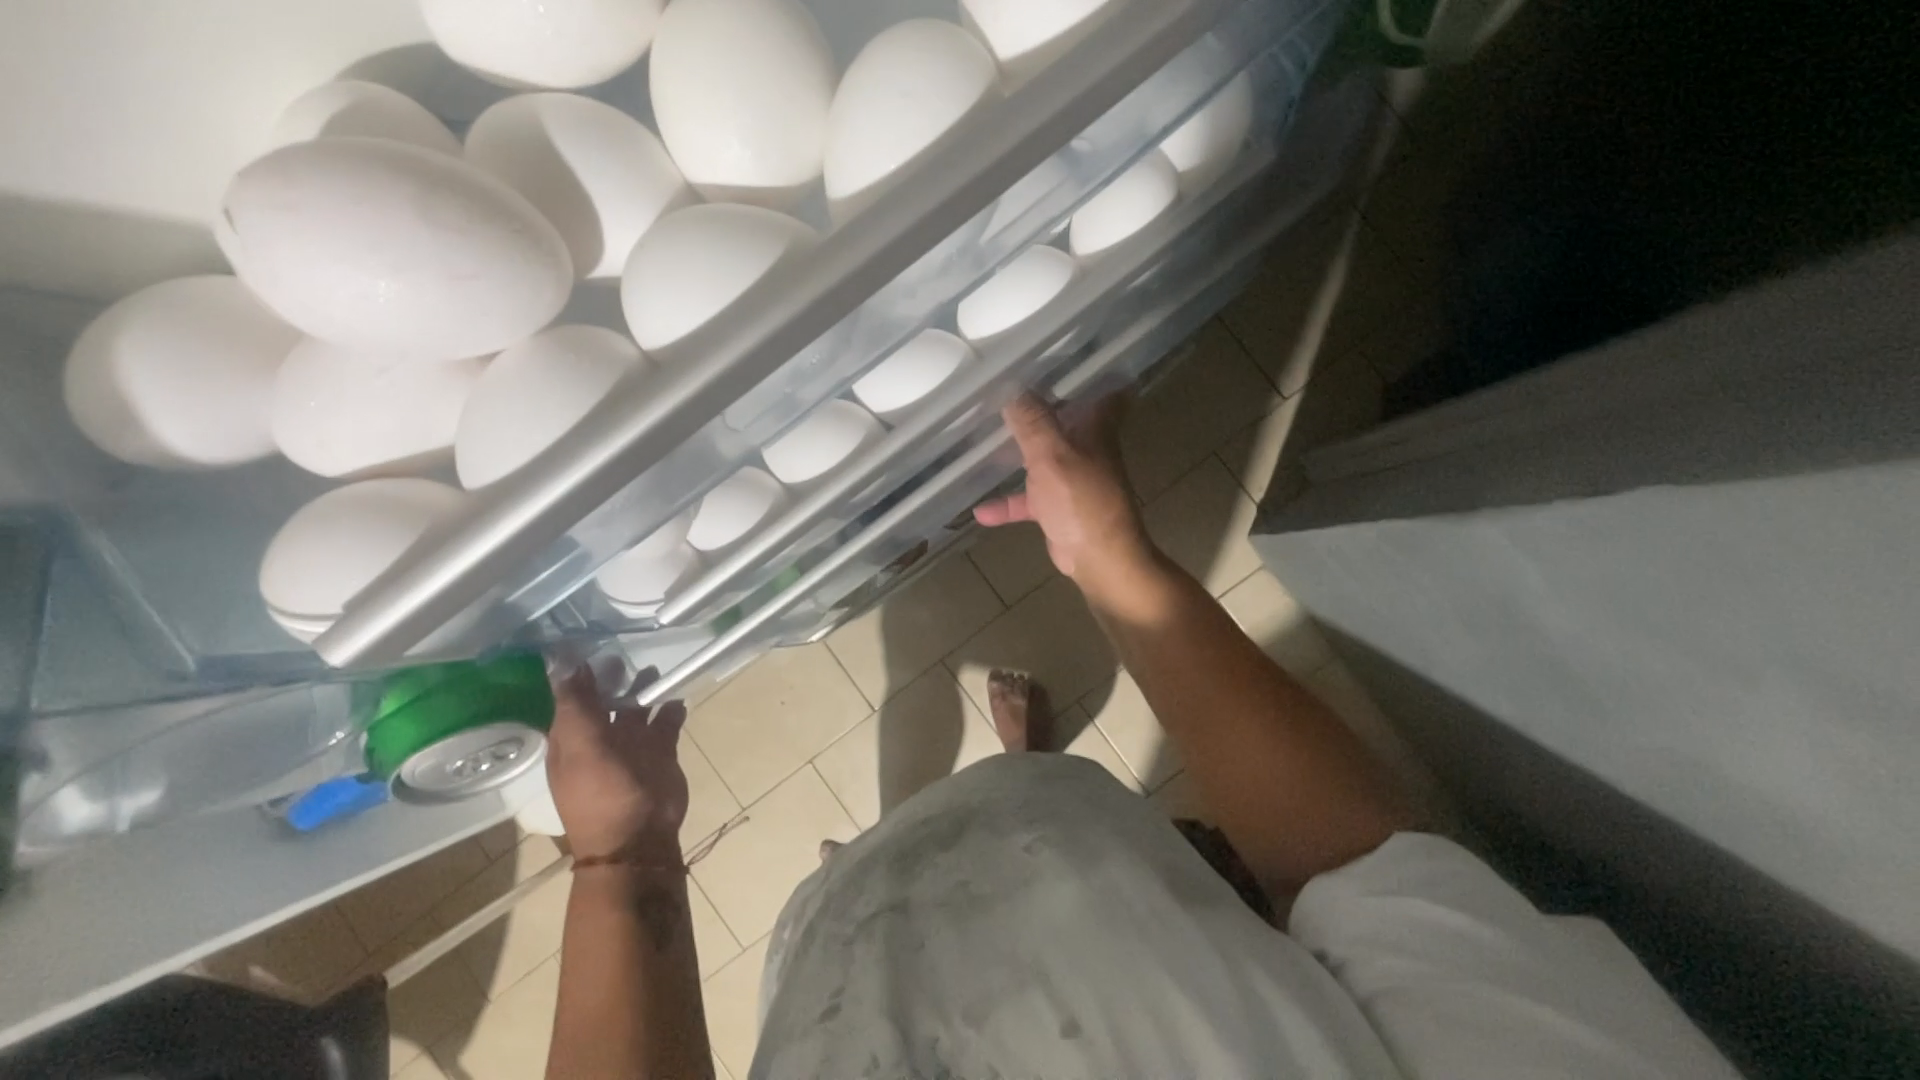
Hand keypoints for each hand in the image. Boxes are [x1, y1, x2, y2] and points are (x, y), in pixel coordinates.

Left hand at [546, 665, 689, 861]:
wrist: (639, 837)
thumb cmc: (603, 793)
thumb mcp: (581, 746)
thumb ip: (575, 705)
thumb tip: (565, 663)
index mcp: (572, 739)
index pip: (573, 698)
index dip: (580, 674)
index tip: (592, 644)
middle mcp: (601, 739)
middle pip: (607, 700)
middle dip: (615, 677)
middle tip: (625, 654)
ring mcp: (633, 747)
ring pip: (637, 709)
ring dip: (644, 689)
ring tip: (655, 669)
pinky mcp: (661, 754)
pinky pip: (666, 723)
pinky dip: (672, 708)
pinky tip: (677, 695)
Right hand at [974, 393, 1154, 593]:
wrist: (1098, 557)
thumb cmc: (1081, 499)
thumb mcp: (1051, 454)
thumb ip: (1031, 421)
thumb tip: (1011, 389)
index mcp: (1094, 430)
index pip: (1103, 393)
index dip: (1090, 377)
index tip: (1063, 361)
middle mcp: (1086, 450)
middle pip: (1065, 422)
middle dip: (1040, 409)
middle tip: (1006, 392)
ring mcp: (1072, 480)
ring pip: (1043, 458)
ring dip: (1020, 452)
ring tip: (985, 437)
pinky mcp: (1058, 508)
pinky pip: (1028, 500)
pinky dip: (1007, 504)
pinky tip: (980, 510)